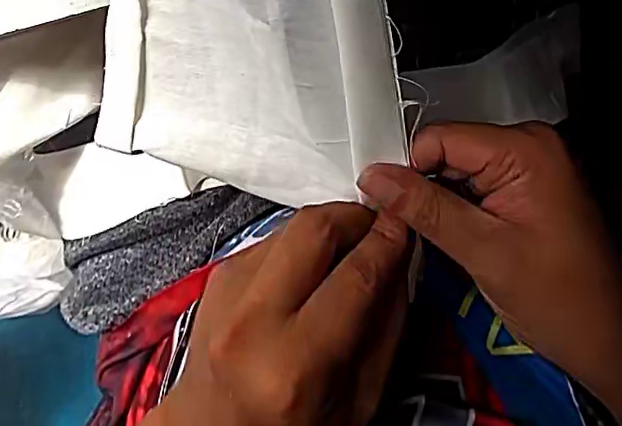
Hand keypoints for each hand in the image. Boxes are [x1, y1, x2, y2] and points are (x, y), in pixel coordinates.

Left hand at [147, 202, 410, 425]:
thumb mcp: (356, 405)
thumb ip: (384, 329)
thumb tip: (399, 260)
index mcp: (292, 367)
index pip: (354, 278)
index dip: (387, 243)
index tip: (403, 224)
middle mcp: (251, 320)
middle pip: (314, 229)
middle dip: (354, 217)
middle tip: (377, 224)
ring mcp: (227, 292)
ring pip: (291, 225)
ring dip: (327, 227)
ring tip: (348, 247)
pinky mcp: (217, 274)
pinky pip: (271, 239)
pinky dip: (299, 243)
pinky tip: (312, 267)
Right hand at [360, 122, 621, 425]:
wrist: (616, 347)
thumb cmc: (566, 304)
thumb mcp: (484, 254)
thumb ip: (426, 208)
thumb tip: (377, 178)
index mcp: (526, 149)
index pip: (440, 138)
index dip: (410, 170)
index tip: (394, 205)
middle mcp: (531, 143)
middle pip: (449, 148)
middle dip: (427, 186)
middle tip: (422, 230)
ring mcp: (533, 161)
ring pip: (459, 165)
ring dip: (444, 198)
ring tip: (451, 239)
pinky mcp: (530, 180)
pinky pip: (478, 178)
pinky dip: (462, 204)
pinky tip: (467, 235)